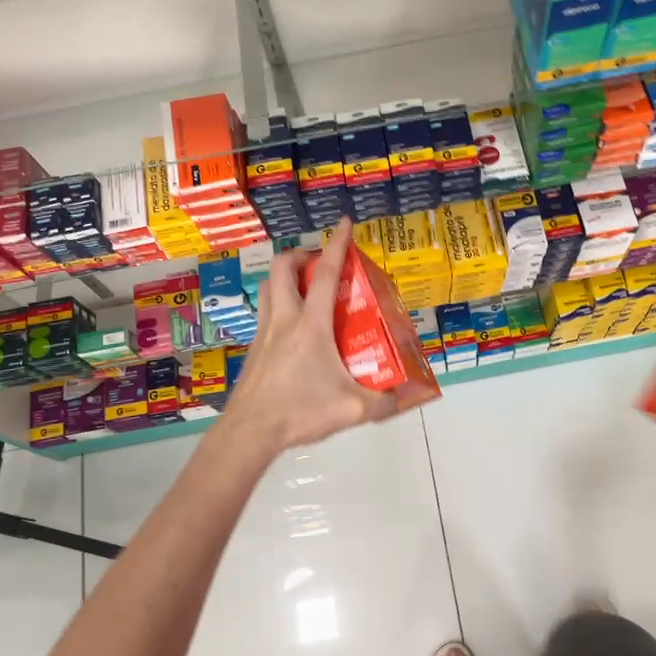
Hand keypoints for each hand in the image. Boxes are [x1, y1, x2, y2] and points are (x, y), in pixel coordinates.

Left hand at [218, 219, 397, 451]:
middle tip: (319, 264)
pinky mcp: (253, 351)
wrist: (250, 431)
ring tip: (304, 288)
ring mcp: (264, 334)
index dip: (337, 245)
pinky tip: (293, 330)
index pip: (326, 274)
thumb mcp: (352, 410)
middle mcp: (284, 320)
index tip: (345, 224)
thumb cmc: (301, 412)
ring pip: (267, 288)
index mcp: (311, 326)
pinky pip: (264, 314)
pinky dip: (278, 306)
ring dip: (284, 278)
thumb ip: (383, 402)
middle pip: (281, 268)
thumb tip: (405, 397)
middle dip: (300, 255)